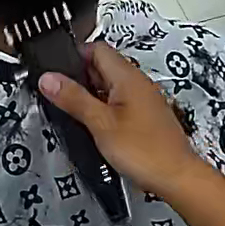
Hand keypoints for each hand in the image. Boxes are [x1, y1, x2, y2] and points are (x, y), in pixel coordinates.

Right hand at [38, 43, 215, 199]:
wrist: (176, 177)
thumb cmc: (145, 152)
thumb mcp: (100, 124)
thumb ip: (74, 99)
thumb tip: (49, 78)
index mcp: (127, 77)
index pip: (97, 48)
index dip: (74, 56)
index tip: (56, 73)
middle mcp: (138, 83)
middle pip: (102, 66)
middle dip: (79, 78)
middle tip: (61, 97)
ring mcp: (143, 99)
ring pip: (110, 86)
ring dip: (92, 96)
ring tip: (77, 114)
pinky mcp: (146, 116)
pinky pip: (120, 102)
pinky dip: (105, 109)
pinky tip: (96, 127)